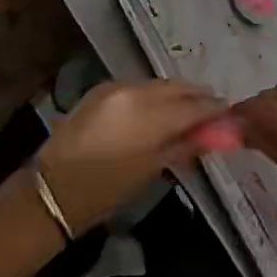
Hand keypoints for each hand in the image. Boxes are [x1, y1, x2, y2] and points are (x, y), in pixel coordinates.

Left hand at [36, 80, 231, 232]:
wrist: (49, 192)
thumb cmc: (103, 192)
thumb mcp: (150, 171)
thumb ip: (185, 146)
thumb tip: (215, 133)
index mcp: (150, 116)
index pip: (195, 106)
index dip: (215, 110)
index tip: (227, 116)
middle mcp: (137, 92)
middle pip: (180, 88)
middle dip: (198, 97)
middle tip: (211, 112)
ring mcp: (118, 86)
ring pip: (161, 84)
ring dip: (177, 94)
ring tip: (186, 110)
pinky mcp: (103, 87)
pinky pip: (140, 86)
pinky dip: (154, 95)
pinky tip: (157, 109)